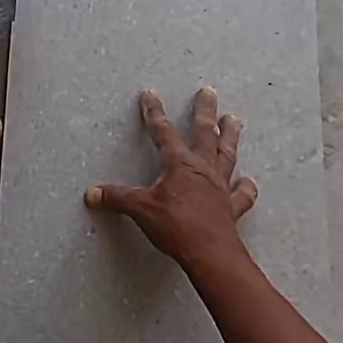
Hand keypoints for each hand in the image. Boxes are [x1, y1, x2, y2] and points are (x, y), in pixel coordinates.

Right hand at [85, 87, 259, 270]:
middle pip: (205, 132)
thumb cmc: (176, 227)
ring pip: (227, 153)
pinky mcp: (231, 207)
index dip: (154, 112)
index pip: (162, 132)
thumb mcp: (140, 209)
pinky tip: (250, 181)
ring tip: (233, 119)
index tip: (150, 95)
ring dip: (230, 135)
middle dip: (204, 110)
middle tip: (208, 91)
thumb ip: (117, 198)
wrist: (209, 252)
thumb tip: (93, 193)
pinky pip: (242, 195)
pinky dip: (246, 188)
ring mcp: (220, 186)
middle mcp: (203, 168)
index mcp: (180, 163)